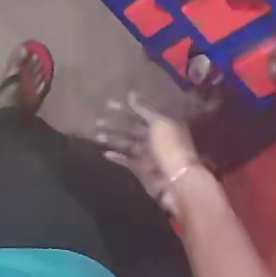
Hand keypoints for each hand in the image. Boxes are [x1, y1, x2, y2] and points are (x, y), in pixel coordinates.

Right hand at [96, 93, 205, 214]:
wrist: (178, 182)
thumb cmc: (170, 148)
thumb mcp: (160, 123)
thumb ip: (144, 109)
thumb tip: (130, 94)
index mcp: (163, 124)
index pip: (142, 112)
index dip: (126, 107)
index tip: (108, 104)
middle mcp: (155, 138)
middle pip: (132, 128)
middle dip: (116, 124)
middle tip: (98, 121)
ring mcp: (148, 154)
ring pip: (127, 143)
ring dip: (113, 138)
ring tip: (98, 136)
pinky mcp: (142, 169)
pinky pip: (126, 160)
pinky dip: (116, 156)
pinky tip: (105, 153)